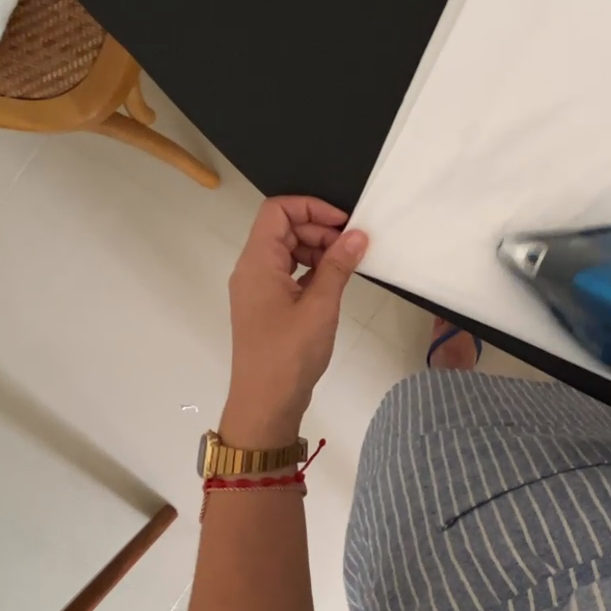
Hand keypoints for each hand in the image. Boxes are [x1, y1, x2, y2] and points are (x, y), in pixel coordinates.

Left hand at [220, 197, 368, 447]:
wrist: (265, 403)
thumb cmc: (289, 353)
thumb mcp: (320, 306)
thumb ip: (338, 266)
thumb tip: (357, 235)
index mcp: (257, 263)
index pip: (277, 211)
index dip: (311, 208)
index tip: (344, 223)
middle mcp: (253, 270)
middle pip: (283, 229)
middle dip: (319, 229)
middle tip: (352, 247)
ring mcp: (259, 289)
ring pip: (288, 251)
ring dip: (318, 250)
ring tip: (347, 265)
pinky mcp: (269, 306)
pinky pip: (290, 273)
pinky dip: (313, 270)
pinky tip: (335, 282)